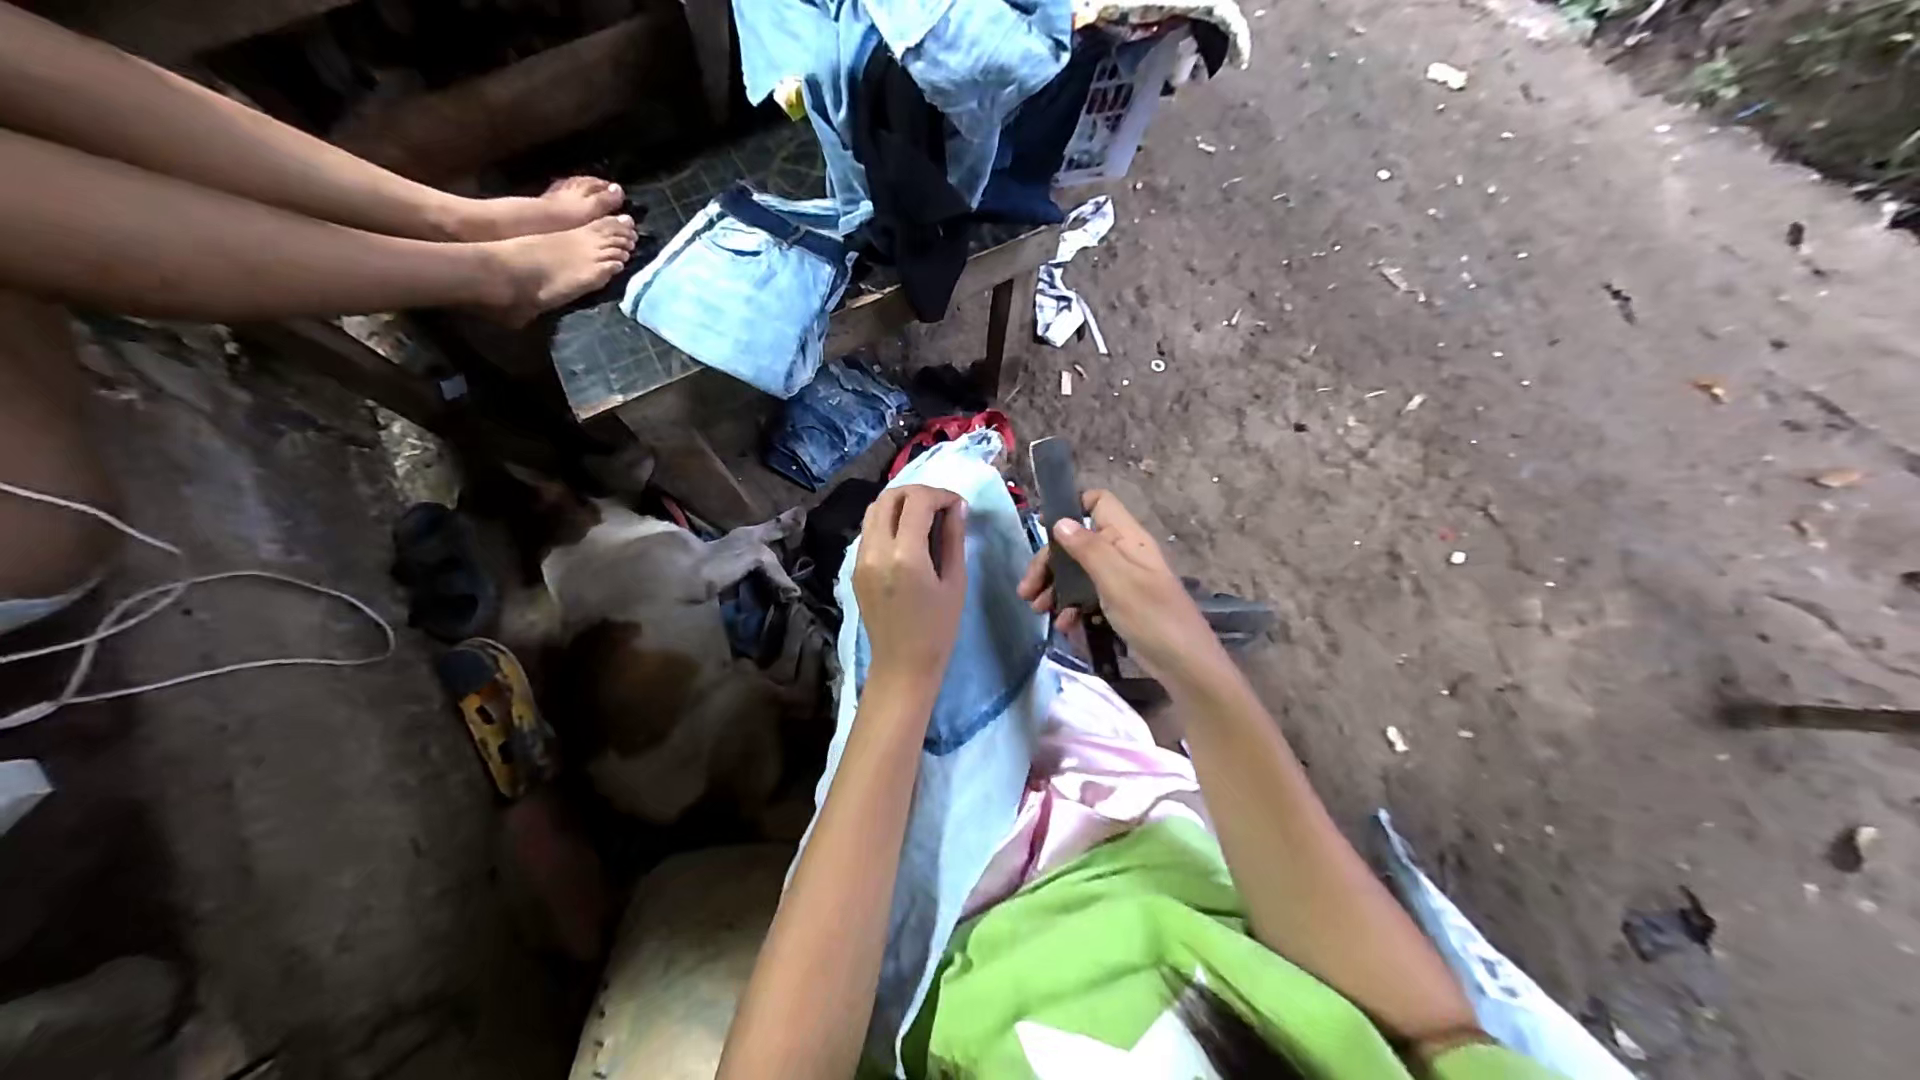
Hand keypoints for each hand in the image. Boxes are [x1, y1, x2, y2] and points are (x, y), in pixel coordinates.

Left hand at [854, 485, 968, 685]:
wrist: (902, 665)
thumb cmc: (938, 629)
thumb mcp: (955, 582)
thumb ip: (953, 539)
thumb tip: (957, 507)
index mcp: (905, 555)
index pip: (918, 501)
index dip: (941, 495)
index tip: (958, 505)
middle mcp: (876, 550)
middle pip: (890, 496)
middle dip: (918, 492)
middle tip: (941, 506)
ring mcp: (860, 558)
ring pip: (874, 509)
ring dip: (900, 503)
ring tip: (925, 516)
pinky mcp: (855, 568)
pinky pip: (869, 530)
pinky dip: (888, 520)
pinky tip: (908, 535)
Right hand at [1016, 489, 1227, 688]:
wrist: (1186, 666)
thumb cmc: (1153, 618)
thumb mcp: (1117, 580)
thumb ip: (1088, 548)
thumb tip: (1060, 521)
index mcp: (1127, 537)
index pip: (1098, 502)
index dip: (1071, 508)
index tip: (1043, 531)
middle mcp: (1123, 553)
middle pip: (1078, 541)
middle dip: (1050, 562)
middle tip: (1027, 589)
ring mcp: (1121, 580)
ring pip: (1079, 571)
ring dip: (1055, 587)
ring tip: (1037, 609)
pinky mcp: (1119, 605)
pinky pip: (1088, 596)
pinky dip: (1072, 607)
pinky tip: (1063, 624)